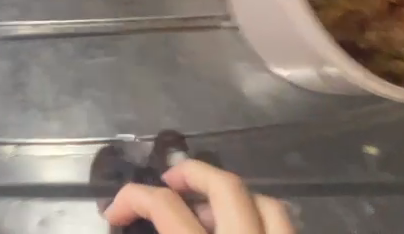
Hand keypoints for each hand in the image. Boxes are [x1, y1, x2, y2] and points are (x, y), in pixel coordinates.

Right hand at [104, 160, 295, 233]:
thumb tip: (136, 224)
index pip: (165, 207)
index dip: (131, 199)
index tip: (114, 213)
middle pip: (225, 186)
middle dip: (192, 175)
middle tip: (169, 188)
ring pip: (269, 205)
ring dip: (236, 199)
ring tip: (210, 212)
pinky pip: (288, 232)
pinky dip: (264, 224)